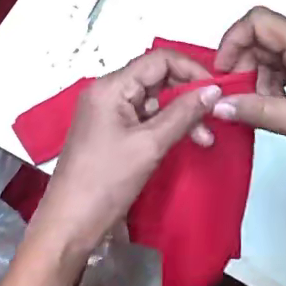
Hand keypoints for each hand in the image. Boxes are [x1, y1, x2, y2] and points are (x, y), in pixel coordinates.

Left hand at [27, 48, 221, 260]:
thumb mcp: (150, 145)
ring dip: (180, 115)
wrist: (69, 226)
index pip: (159, 60)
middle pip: (157, 78)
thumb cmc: (106, 182)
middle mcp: (107, 92)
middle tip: (214, 118)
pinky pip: (144, 118)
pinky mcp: (110, 131)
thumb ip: (184, 113)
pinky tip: (184, 140)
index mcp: (111, 87)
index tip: (216, 90)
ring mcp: (107, 112)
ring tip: (204, 139)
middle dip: (188, 95)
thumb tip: (214, 90)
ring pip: (153, 100)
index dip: (191, 70)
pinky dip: (166, 126)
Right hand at [212, 7, 285, 195]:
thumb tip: (221, 105)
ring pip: (281, 53)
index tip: (222, 75)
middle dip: (245, 65)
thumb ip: (264, 113)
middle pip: (268, 37)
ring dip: (263, 78)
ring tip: (264, 113)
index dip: (232, 41)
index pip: (260, 21)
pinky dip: (281, 84)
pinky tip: (283, 111)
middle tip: (238, 102)